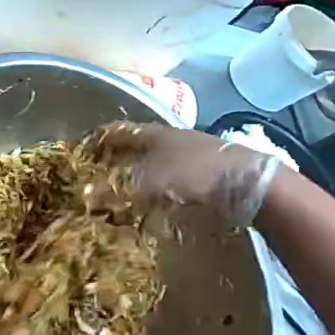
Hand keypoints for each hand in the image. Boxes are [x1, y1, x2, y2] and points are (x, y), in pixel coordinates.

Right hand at [87, 122, 283, 226]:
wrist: (252, 185)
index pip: (118, 130)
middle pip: (135, 146)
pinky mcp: (203, 176)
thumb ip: (118, 188)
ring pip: (152, 164)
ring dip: (136, 176)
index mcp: (154, 132)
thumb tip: (87, 194)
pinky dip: (154, 190)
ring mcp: (189, 157)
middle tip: (95, 172)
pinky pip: (168, 181)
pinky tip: (149, 204)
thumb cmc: (196, 173)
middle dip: (115, 158)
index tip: (82, 147)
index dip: (99, 137)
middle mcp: (170, 139)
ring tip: (118, 192)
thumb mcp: (152, 180)